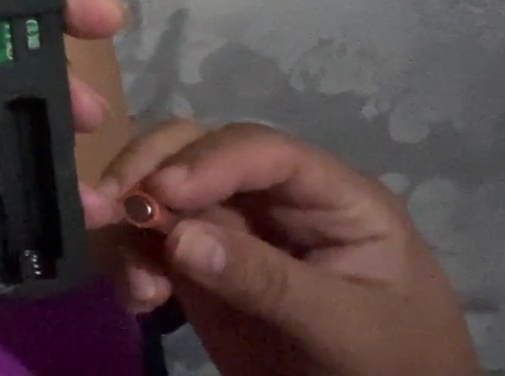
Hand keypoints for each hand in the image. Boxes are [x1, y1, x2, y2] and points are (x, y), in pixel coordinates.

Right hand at [87, 121, 477, 375]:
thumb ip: (268, 281)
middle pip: (190, 150)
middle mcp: (267, 194)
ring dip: (127, 221)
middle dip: (144, 174)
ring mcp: (225, 222)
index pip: (259, 150)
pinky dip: (127, 259)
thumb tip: (178, 237)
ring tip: (132, 279)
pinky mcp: (192, 254)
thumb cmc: (396, 370)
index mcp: (328, 195)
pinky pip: (142, 237)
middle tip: (109, 208)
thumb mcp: (348, 330)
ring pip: (153, 187)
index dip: (205, 160)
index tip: (160, 193)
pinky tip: (138, 298)